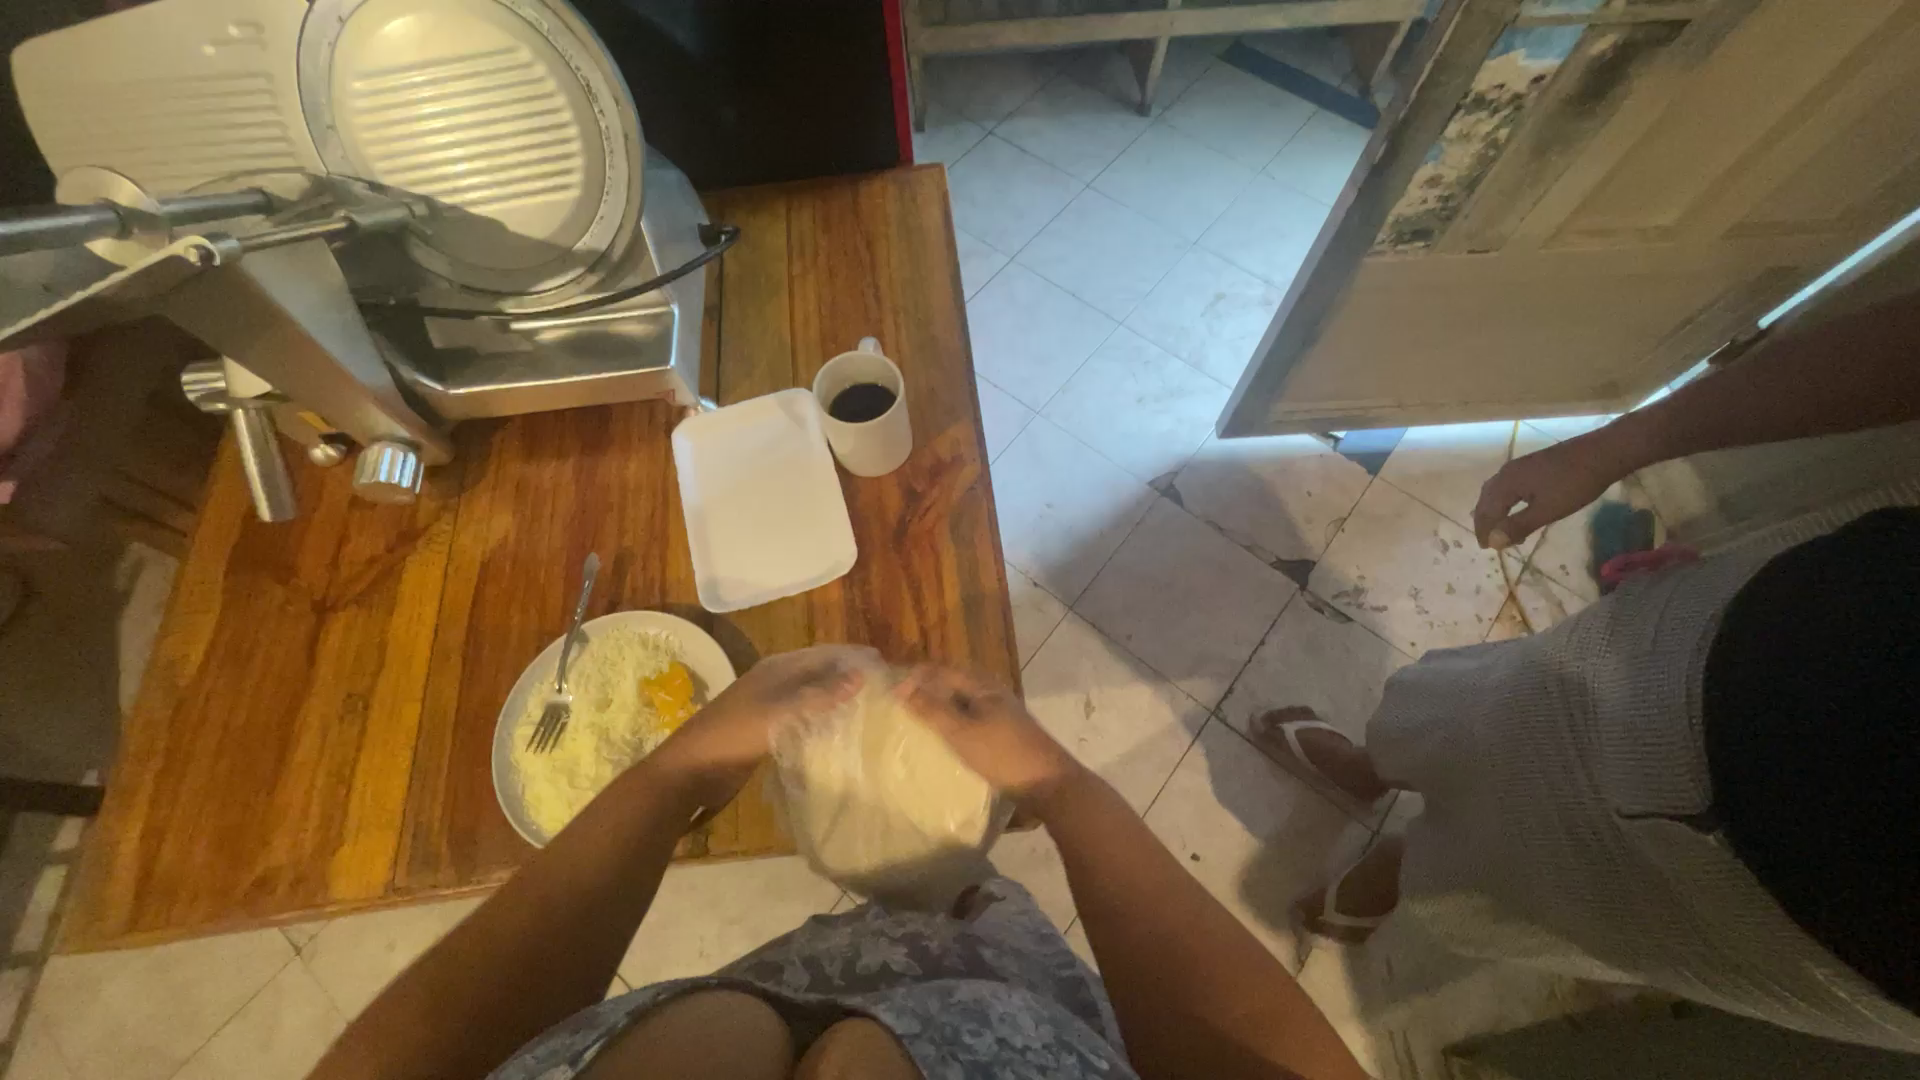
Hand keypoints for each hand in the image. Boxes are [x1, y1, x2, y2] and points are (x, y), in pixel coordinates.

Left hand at [647, 645, 871, 808]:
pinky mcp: (768, 731)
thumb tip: (861, 676)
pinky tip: (841, 734)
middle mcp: (776, 681)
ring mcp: (771, 706)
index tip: (885, 666)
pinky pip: (804, 719)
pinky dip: (823, 721)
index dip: (853, 657)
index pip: (824, 653)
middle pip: (820, 673)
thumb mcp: (780, 713)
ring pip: (813, 697)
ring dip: (838, 701)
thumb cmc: (733, 734)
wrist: (690, 771)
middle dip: (849, 678)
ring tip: (870, 712)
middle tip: (884, 692)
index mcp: (777, 668)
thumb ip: (819, 695)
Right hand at [897, 665, 1084, 806]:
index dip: (915, 677)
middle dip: (927, 689)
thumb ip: (932, 710)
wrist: (1050, 784)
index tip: (890, 692)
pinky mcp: (1006, 733)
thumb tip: (902, 687)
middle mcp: (993, 693)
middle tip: (900, 703)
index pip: (942, 670)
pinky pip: (972, 718)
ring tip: (917, 720)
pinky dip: (954, 722)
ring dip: (940, 706)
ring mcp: (1002, 713)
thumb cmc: (1003, 755)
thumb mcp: (962, 733)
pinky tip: (946, 738)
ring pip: (963, 701)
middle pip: (953, 682)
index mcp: (983, 686)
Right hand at [1472, 434, 1630, 549]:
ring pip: (1494, 492)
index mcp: (1505, 484)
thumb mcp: (1548, 510)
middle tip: (1488, 539)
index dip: (1485, 531)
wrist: (1603, 452)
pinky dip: (1503, 501)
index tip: (1487, 548)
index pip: (1486, 512)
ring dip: (1493, 511)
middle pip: (1486, 501)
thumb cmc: (1575, 484)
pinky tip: (1514, 505)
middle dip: (1485, 521)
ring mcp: (1517, 467)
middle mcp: (1505, 473)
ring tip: (1498, 525)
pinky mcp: (1530, 464)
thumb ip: (1518, 525)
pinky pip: (1505, 486)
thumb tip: (1493, 542)